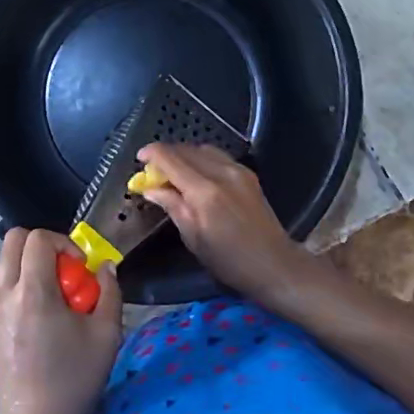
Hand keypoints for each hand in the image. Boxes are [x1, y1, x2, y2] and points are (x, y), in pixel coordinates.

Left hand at [0, 228, 121, 413]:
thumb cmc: (73, 380)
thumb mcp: (106, 334)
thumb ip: (109, 291)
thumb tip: (104, 265)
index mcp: (32, 292)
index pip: (37, 238)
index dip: (63, 242)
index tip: (79, 268)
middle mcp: (4, 296)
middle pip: (13, 241)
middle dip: (42, 246)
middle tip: (64, 272)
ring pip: (6, 266)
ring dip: (31, 269)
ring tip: (55, 303)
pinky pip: (3, 292)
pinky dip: (22, 292)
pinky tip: (40, 325)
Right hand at [136, 142, 313, 299]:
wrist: (275, 264)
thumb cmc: (229, 260)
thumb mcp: (193, 238)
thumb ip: (172, 206)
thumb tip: (150, 188)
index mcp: (204, 191)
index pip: (171, 158)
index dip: (152, 154)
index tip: (139, 159)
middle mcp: (221, 172)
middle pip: (186, 149)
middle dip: (166, 154)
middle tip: (153, 170)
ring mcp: (237, 170)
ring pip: (202, 148)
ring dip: (184, 154)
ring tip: (173, 171)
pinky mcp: (248, 173)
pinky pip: (217, 156)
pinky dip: (201, 158)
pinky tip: (196, 174)